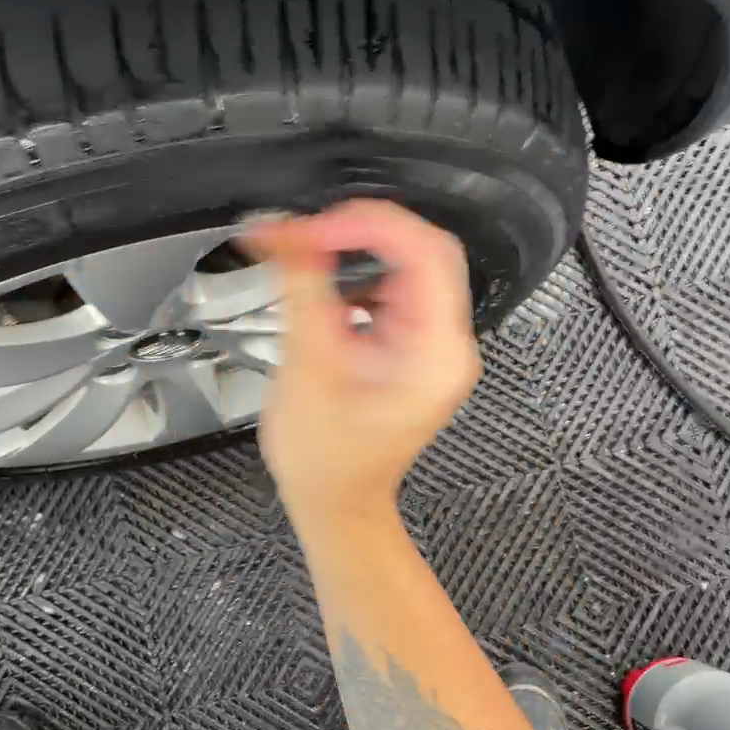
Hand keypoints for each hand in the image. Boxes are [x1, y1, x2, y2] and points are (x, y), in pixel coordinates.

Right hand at [246, 200, 480, 531]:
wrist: (335, 504)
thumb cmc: (329, 463)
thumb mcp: (308, 371)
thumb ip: (301, 293)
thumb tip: (286, 234)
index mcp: (436, 354)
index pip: (424, 253)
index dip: (369, 226)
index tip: (317, 227)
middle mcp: (443, 348)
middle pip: (418, 253)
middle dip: (360, 234)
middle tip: (307, 235)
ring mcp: (427, 348)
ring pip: (403, 269)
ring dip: (354, 256)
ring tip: (306, 261)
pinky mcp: (407, 351)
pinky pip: (389, 295)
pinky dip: (353, 283)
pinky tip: (322, 294)